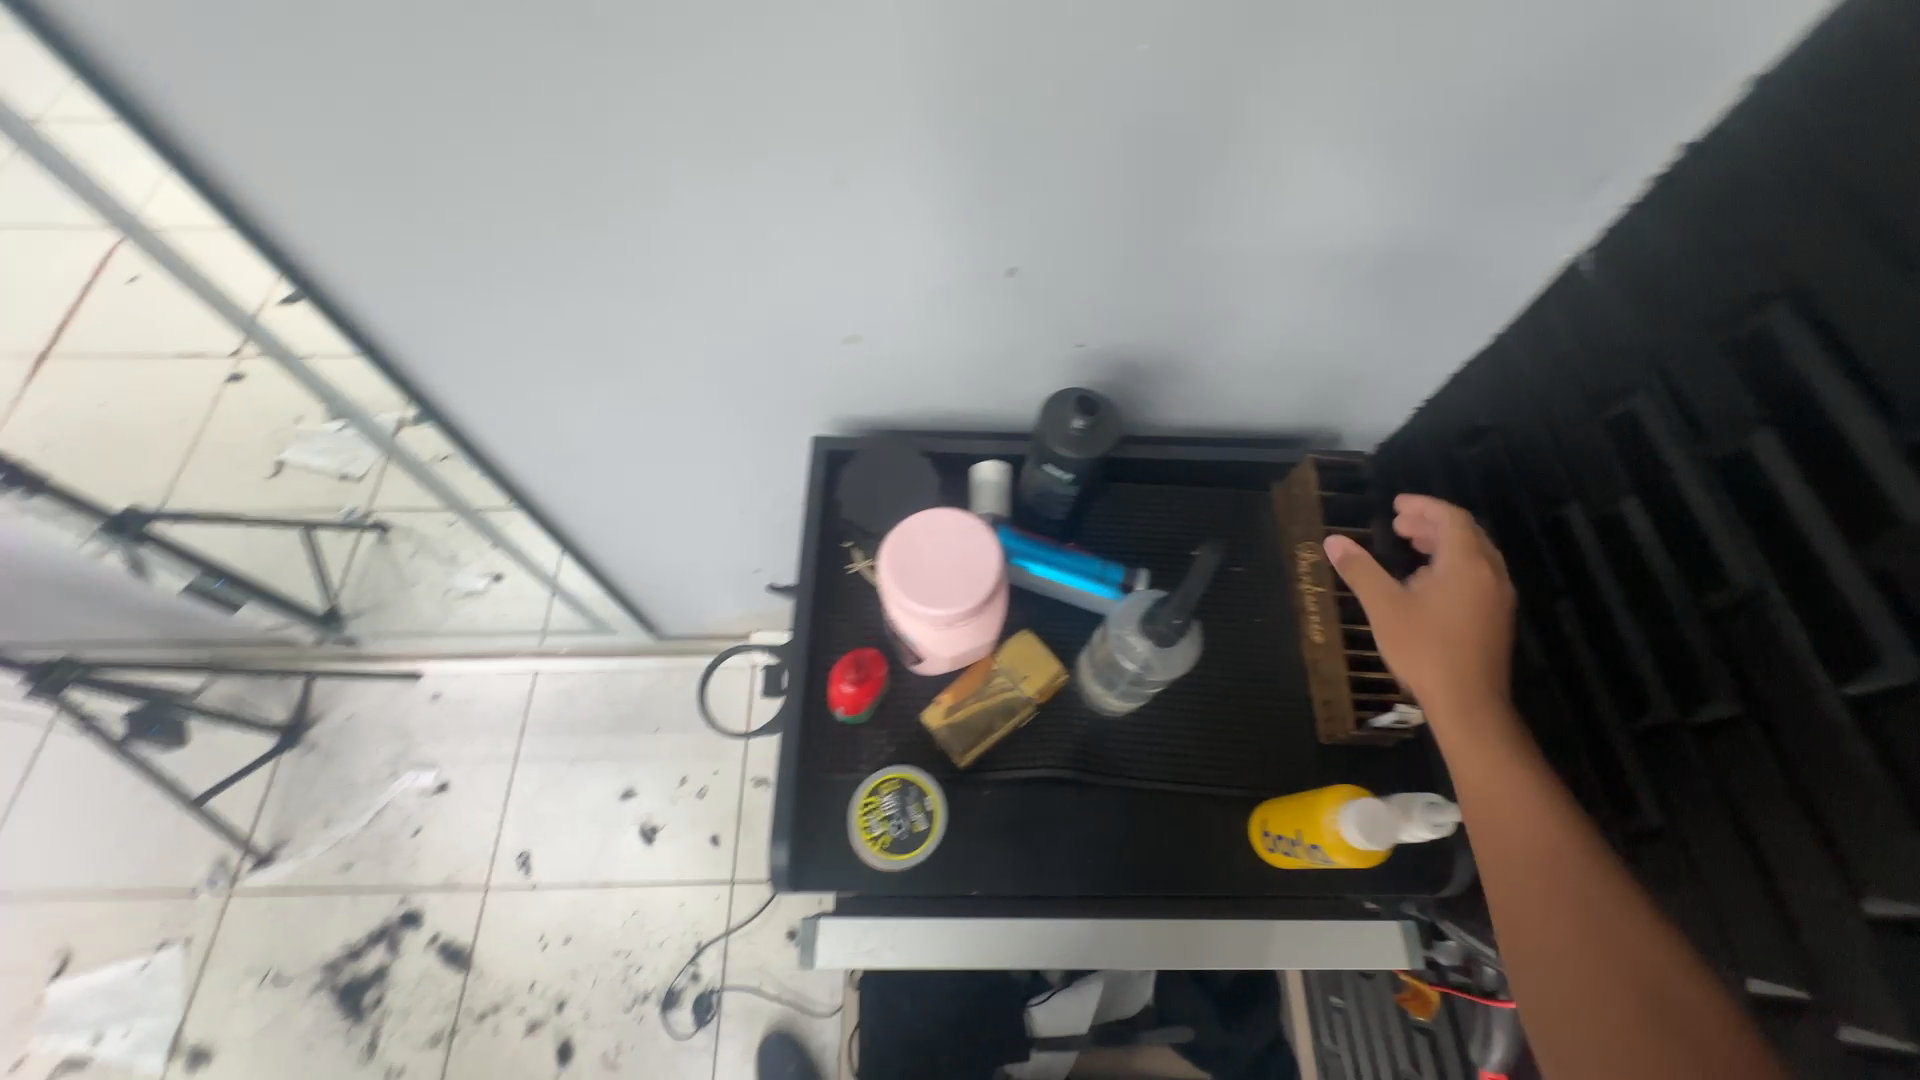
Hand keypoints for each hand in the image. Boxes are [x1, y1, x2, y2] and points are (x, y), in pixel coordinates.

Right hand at [1323, 494, 1515, 721]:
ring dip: (1442, 544)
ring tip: (1410, 548)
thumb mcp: (1384, 607)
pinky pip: (1478, 575)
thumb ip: (1360, 570)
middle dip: (1431, 523)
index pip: (1450, 518)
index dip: (1423, 506)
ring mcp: (1498, 596)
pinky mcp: (1497, 617)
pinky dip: (1453, 564)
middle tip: (1398, 525)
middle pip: (1465, 533)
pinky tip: (1427, 584)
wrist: (1468, 702)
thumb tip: (1333, 541)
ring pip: (1474, 555)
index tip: (1395, 505)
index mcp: (1466, 563)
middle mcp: (1490, 573)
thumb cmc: (1424, 648)